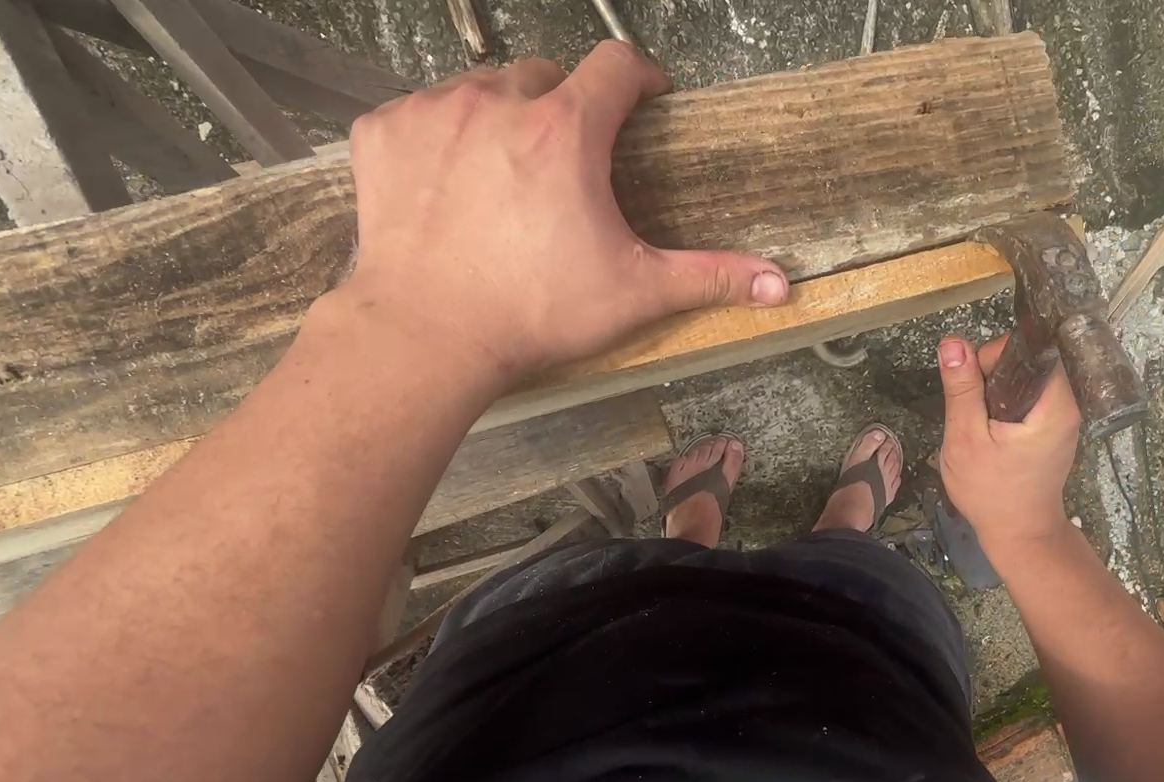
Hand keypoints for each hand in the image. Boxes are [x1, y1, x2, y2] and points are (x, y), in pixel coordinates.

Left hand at [337, 43, 789, 388]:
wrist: (430, 335)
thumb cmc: (538, 311)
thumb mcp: (638, 293)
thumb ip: (711, 278)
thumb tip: (781, 283)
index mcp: (565, 132)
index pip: (615, 65)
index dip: (641, 77)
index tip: (648, 99)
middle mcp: (496, 102)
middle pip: (547, 75)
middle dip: (570, 105)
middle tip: (577, 160)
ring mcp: (431, 112)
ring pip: (482, 87)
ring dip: (507, 116)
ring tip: (517, 172)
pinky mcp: (382, 134)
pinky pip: (423, 109)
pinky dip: (447, 134)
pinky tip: (458, 184)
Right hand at [937, 335, 1081, 557]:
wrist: (1019, 533)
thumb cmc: (992, 492)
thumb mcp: (966, 438)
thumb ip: (961, 388)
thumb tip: (953, 343)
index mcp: (1054, 404)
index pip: (1030, 349)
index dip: (995, 355)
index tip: (973, 383)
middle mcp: (1067, 405)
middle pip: (1028, 362)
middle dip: (993, 375)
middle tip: (973, 408)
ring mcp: (1063, 418)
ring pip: (1026, 381)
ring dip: (997, 392)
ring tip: (982, 422)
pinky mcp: (1054, 429)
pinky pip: (1028, 400)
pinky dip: (1006, 407)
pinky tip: (992, 430)